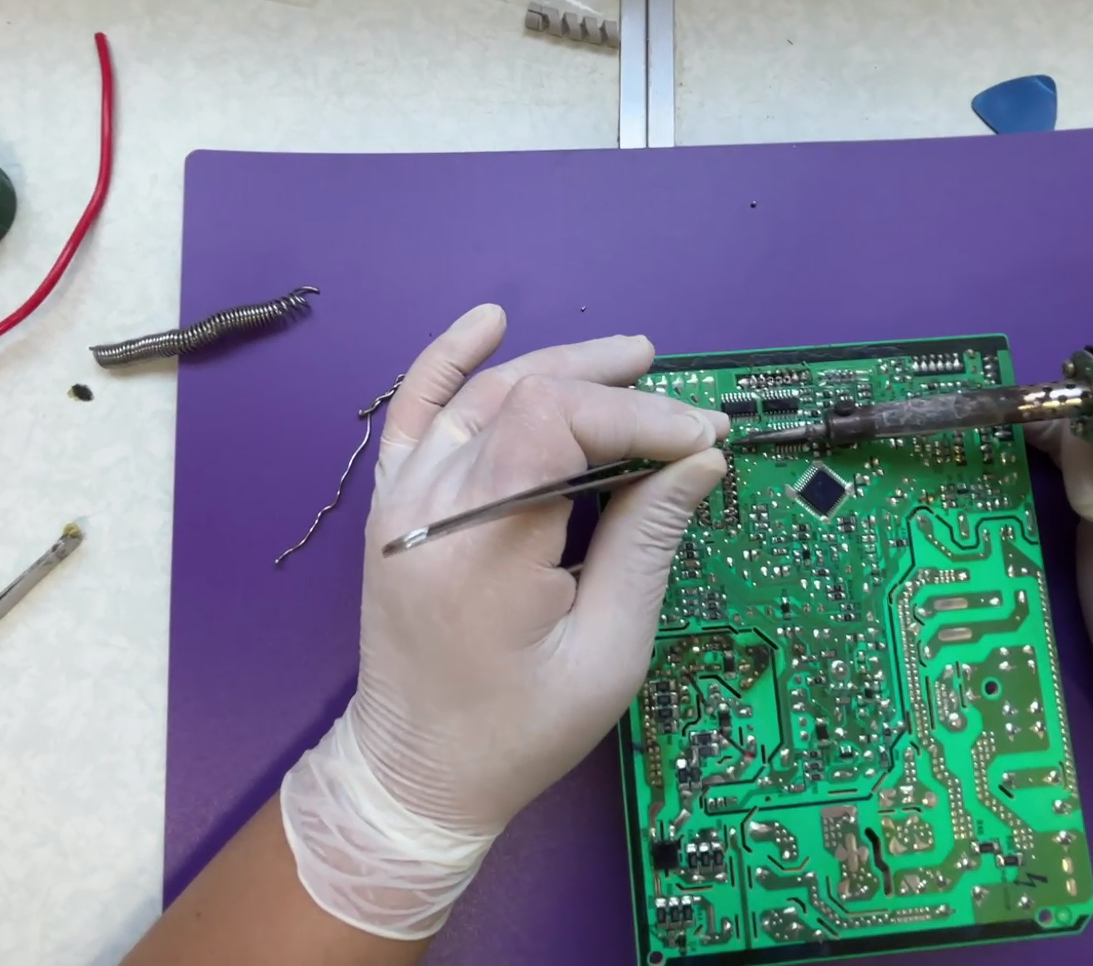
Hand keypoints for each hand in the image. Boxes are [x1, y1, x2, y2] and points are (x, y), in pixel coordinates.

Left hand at [281, 305, 726, 937]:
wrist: (416, 770)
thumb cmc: (519, 730)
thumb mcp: (607, 651)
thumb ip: (645, 541)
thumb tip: (697, 460)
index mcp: (482, 548)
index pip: (561, 425)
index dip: (639, 417)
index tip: (700, 441)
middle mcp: (428, 506)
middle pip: (527, 399)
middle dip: (613, 391)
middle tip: (679, 398)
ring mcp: (399, 498)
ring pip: (482, 395)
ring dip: (557, 366)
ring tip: (627, 358)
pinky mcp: (391, 503)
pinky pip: (413, 411)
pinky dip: (449, 360)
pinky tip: (488, 323)